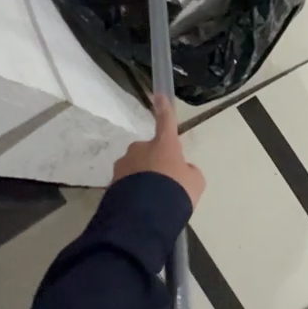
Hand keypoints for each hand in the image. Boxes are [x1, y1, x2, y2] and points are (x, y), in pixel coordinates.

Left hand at [112, 95, 204, 209]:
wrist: (145, 215)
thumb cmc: (176, 191)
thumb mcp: (195, 182)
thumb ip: (188, 171)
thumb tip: (182, 170)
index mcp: (164, 144)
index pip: (166, 121)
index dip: (164, 108)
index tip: (158, 94)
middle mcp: (141, 149)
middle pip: (149, 152)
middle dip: (154, 165)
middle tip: (164, 185)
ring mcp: (124, 165)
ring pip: (136, 169)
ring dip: (142, 180)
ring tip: (152, 201)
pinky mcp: (112, 182)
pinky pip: (126, 184)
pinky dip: (132, 193)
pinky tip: (140, 208)